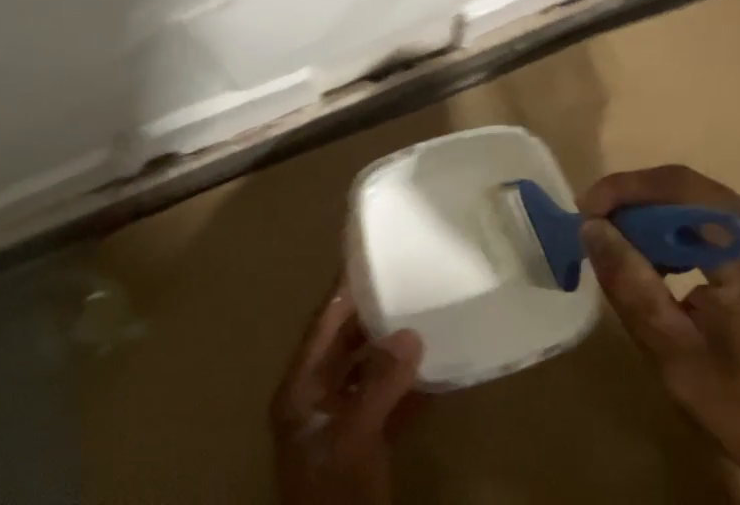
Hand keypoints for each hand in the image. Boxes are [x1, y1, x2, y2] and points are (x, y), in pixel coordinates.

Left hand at [270, 277, 424, 504]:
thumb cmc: (334, 492)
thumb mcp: (355, 436)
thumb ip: (379, 384)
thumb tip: (409, 333)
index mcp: (299, 391)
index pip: (321, 328)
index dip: (343, 294)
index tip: (369, 258)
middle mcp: (316, 401)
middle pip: (345, 348)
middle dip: (375, 319)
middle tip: (410, 282)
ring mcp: (340, 425)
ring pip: (368, 376)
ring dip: (396, 354)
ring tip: (429, 318)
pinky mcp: (363, 447)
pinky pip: (387, 407)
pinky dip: (410, 391)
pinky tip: (440, 374)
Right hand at [580, 166, 739, 502]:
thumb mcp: (677, 356)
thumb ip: (631, 285)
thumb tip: (592, 229)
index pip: (680, 187)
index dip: (624, 189)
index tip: (583, 211)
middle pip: (695, 194)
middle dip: (639, 209)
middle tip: (597, 237)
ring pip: (710, 210)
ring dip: (662, 226)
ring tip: (626, 259)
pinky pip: (730, 229)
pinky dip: (691, 240)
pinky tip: (669, 274)